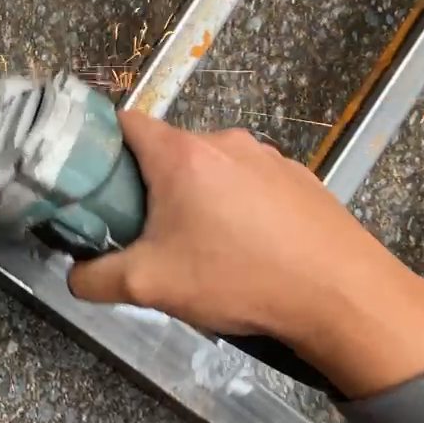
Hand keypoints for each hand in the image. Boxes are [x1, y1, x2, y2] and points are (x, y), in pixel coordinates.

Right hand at [69, 112, 423, 396]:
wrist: (348, 300)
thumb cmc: (238, 279)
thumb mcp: (145, 286)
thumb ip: (92, 279)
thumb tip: (75, 276)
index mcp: (182, 155)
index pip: (124, 122)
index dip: (97, 144)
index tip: (86, 178)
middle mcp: (225, 143)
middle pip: (164, 148)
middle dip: (142, 181)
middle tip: (136, 225)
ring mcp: (269, 159)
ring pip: (206, 166)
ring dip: (189, 193)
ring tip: (191, 240)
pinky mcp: (301, 180)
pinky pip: (245, 182)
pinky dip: (230, 204)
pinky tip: (239, 245)